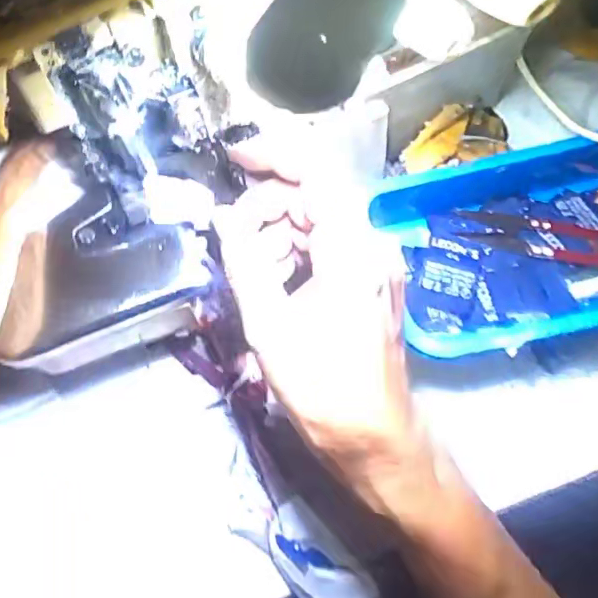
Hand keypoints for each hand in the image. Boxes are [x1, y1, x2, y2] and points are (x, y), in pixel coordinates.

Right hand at [216, 131, 432, 512]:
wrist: (378, 443)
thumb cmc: (326, 388)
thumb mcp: (269, 324)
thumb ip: (242, 259)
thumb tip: (220, 215)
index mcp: (352, 249)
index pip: (316, 172)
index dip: (272, 155)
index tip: (233, 158)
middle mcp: (369, 244)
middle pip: (308, 195)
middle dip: (262, 207)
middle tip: (230, 236)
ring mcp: (371, 260)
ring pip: (310, 218)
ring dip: (272, 233)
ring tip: (248, 270)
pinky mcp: (365, 276)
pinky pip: (320, 242)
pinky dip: (289, 250)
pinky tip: (269, 280)